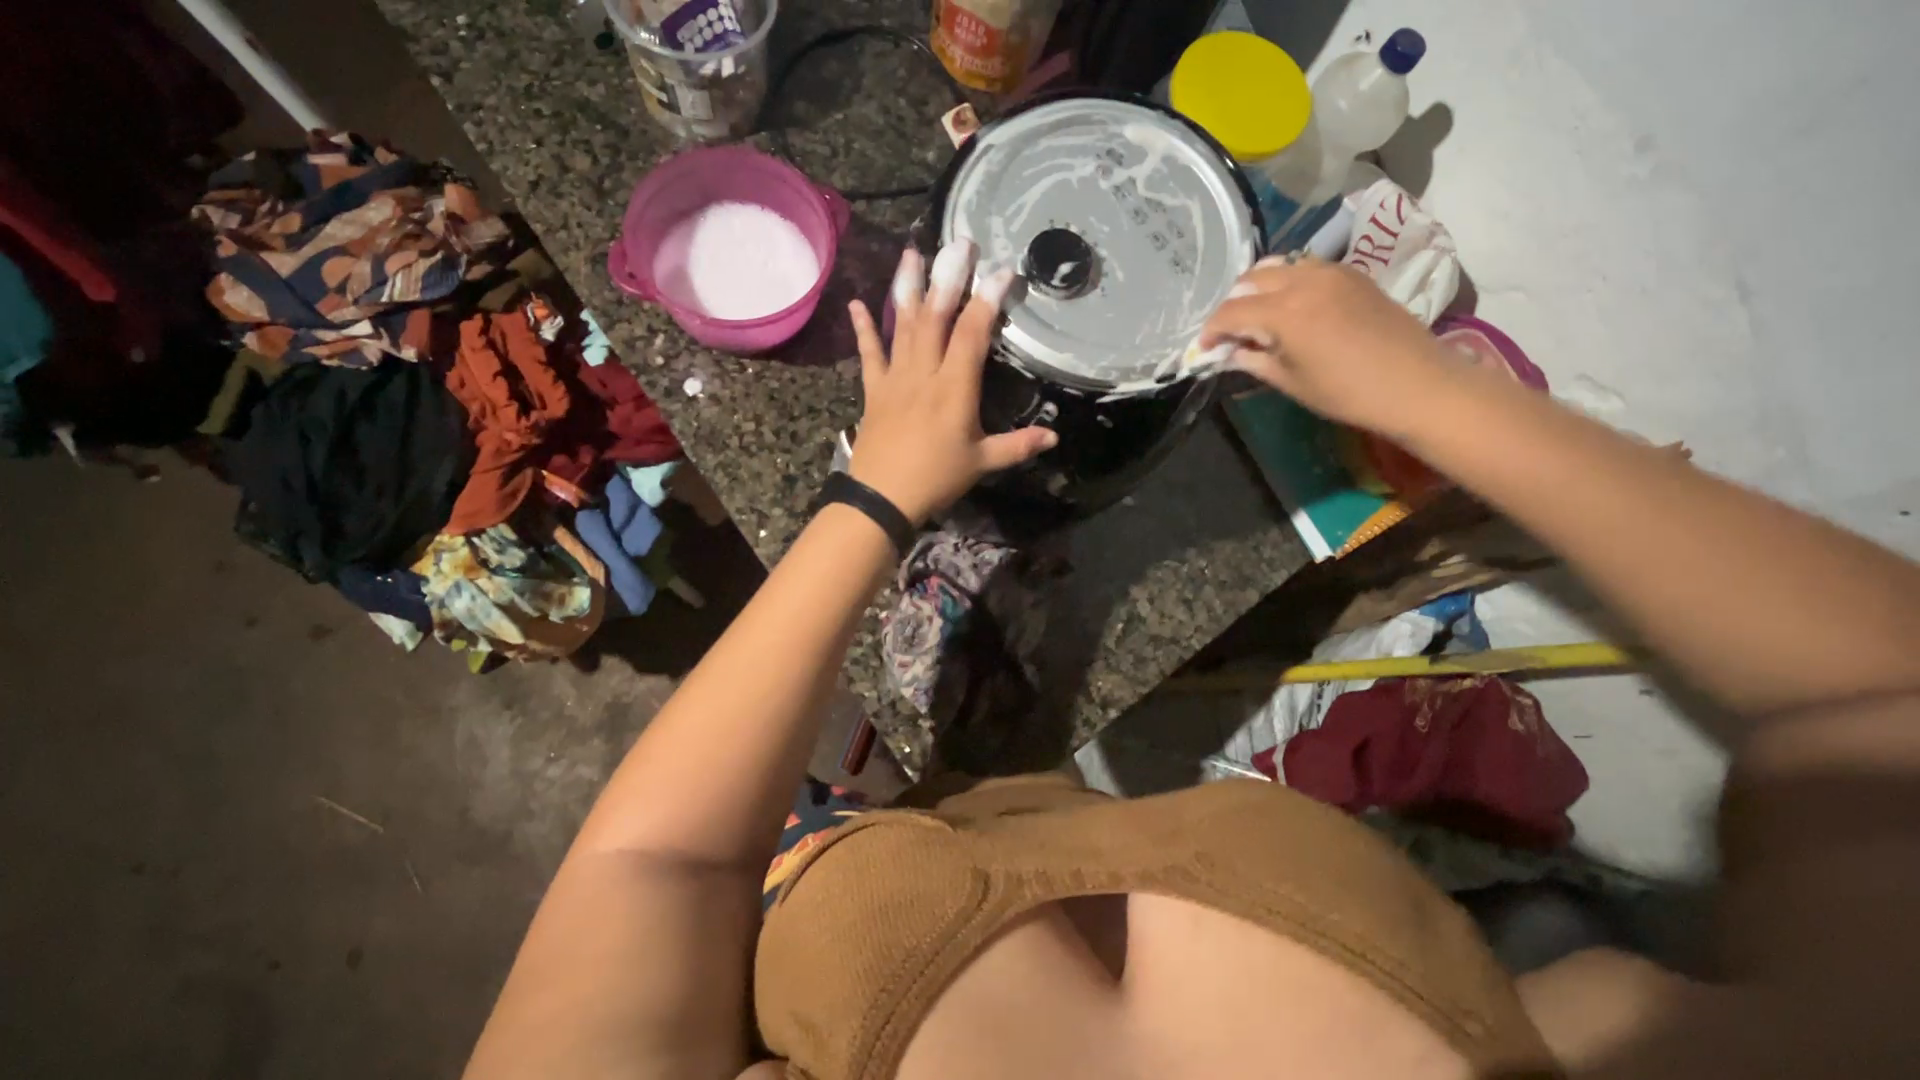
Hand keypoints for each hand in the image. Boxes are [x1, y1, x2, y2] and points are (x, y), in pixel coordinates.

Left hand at [846, 241, 1056, 523]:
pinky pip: (869, 354)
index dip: (988, 299)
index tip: (1002, 270)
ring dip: (909, 287)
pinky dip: (864, 328)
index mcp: (954, 388)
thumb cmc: (936, 478)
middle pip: (936, 316)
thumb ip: (1018, 446)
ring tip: (912, 252)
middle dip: (949, 277)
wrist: (881, 498)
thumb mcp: (982, 463)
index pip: (973, 333)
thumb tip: (1055, 437)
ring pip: (903, 325)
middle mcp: (924, 373)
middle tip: (959, 243)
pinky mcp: (875, 390)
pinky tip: (857, 303)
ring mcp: (896, 378)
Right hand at [1200, 256, 1457, 437]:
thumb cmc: (1348, 392)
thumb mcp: (1292, 382)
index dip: (1212, 330)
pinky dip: (1288, 280)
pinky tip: (1291, 305)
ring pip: (1279, 266)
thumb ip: (1255, 361)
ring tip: (1259, 314)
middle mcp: (1303, 281)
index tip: (1205, 348)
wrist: (1416, 383)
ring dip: (1260, 287)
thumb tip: (1232, 352)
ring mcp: (1330, 272)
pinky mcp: (1352, 274)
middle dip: (1234, 304)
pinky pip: (1306, 266)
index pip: (1231, 311)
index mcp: (1284, 312)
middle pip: (1251, 280)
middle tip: (1232, 332)